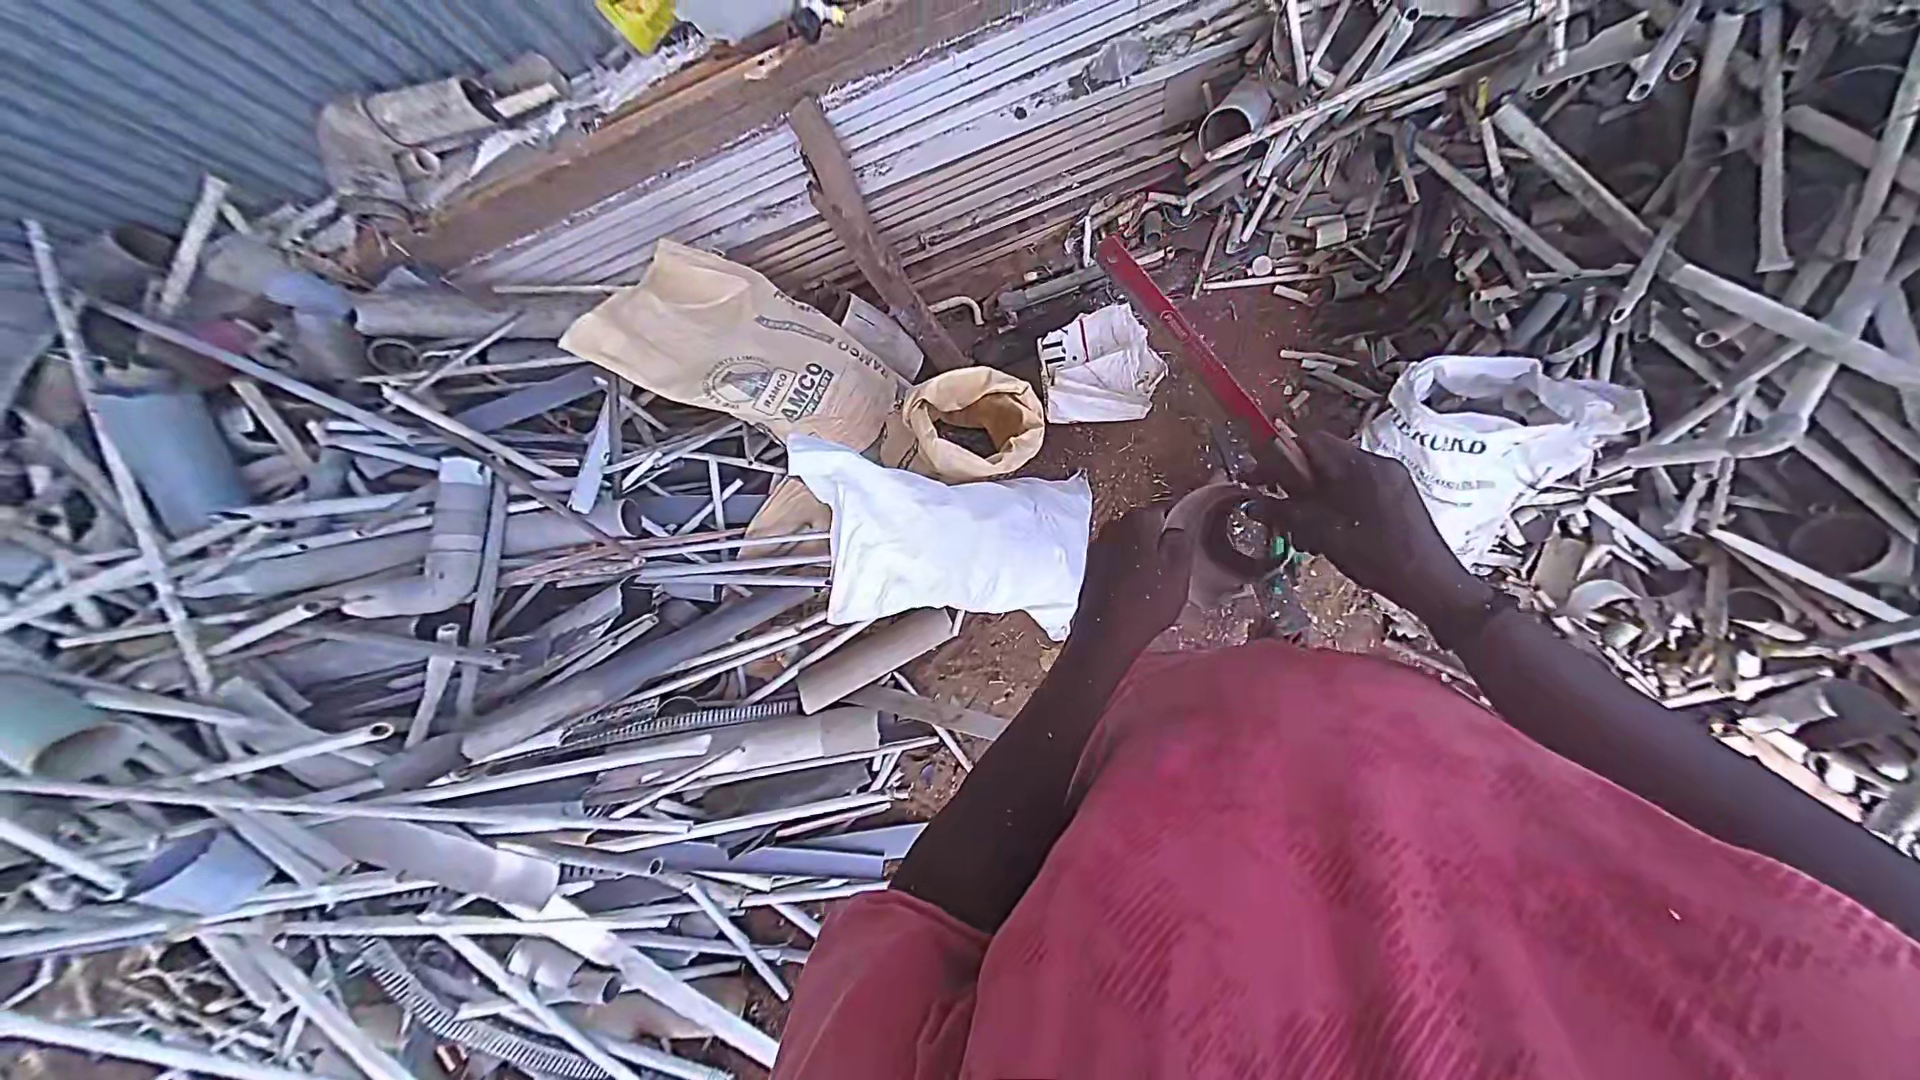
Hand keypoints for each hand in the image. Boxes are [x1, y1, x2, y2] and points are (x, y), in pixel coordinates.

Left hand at [1069, 506, 1194, 654]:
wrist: (1107, 633)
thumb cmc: (1147, 600)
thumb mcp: (1179, 567)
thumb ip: (1181, 538)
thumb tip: (1176, 527)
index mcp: (1138, 520)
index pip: (1166, 511)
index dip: (1179, 527)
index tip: (1187, 544)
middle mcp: (1113, 527)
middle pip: (1144, 527)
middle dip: (1158, 542)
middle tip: (1173, 567)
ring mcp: (1098, 547)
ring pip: (1129, 545)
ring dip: (1141, 557)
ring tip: (1154, 582)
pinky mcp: (1090, 568)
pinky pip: (1116, 561)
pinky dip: (1126, 570)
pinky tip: (1135, 590)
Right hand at [1258, 432, 1491, 625]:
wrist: (1428, 581)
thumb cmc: (1373, 553)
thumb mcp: (1319, 532)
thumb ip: (1283, 512)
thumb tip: (1250, 504)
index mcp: (1357, 465)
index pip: (1308, 441)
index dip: (1278, 455)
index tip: (1258, 478)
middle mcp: (1376, 462)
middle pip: (1322, 457)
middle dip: (1293, 478)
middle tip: (1274, 502)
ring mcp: (1390, 478)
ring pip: (1338, 475)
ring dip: (1312, 493)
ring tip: (1299, 523)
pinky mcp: (1398, 495)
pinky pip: (1355, 487)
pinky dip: (1333, 501)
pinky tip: (1325, 528)